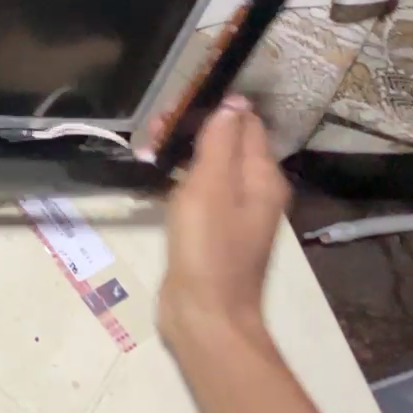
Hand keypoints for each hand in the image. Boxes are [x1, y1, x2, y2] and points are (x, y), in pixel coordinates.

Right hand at [159, 96, 289, 341]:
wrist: (205, 313)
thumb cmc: (209, 247)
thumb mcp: (211, 186)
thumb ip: (220, 143)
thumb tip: (232, 103)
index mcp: (263, 177)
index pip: (247, 124)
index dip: (218, 107)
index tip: (178, 99)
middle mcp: (256, 191)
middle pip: (229, 143)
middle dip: (195, 128)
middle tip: (154, 125)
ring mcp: (235, 212)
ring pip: (211, 166)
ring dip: (183, 152)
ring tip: (148, 145)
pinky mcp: (213, 230)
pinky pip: (199, 190)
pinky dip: (180, 178)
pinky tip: (156, 177)